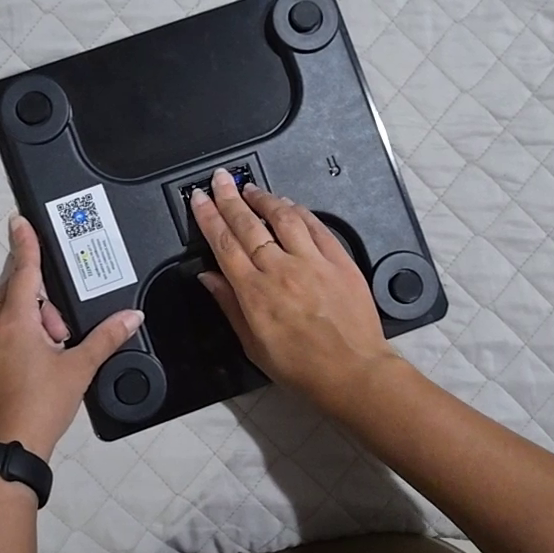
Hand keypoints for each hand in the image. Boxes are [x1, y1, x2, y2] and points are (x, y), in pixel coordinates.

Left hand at [0, 214, 143, 459]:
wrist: (10, 447)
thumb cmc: (43, 402)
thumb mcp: (79, 368)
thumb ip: (106, 337)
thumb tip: (133, 317)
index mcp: (16, 320)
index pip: (24, 271)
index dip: (25, 244)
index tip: (18, 220)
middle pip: (18, 294)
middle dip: (44, 303)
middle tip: (64, 333)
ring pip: (9, 316)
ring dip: (34, 322)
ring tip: (56, 350)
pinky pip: (2, 335)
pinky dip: (21, 337)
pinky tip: (39, 361)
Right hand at [190, 169, 401, 409]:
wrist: (353, 373)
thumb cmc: (301, 368)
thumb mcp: (253, 345)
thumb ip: (229, 305)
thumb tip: (208, 277)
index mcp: (254, 292)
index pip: (224, 244)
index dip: (209, 217)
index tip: (200, 199)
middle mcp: (281, 270)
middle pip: (248, 225)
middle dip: (230, 198)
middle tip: (220, 179)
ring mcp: (312, 262)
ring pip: (283, 218)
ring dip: (264, 199)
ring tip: (251, 188)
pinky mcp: (339, 261)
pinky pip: (317, 226)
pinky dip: (300, 211)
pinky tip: (289, 204)